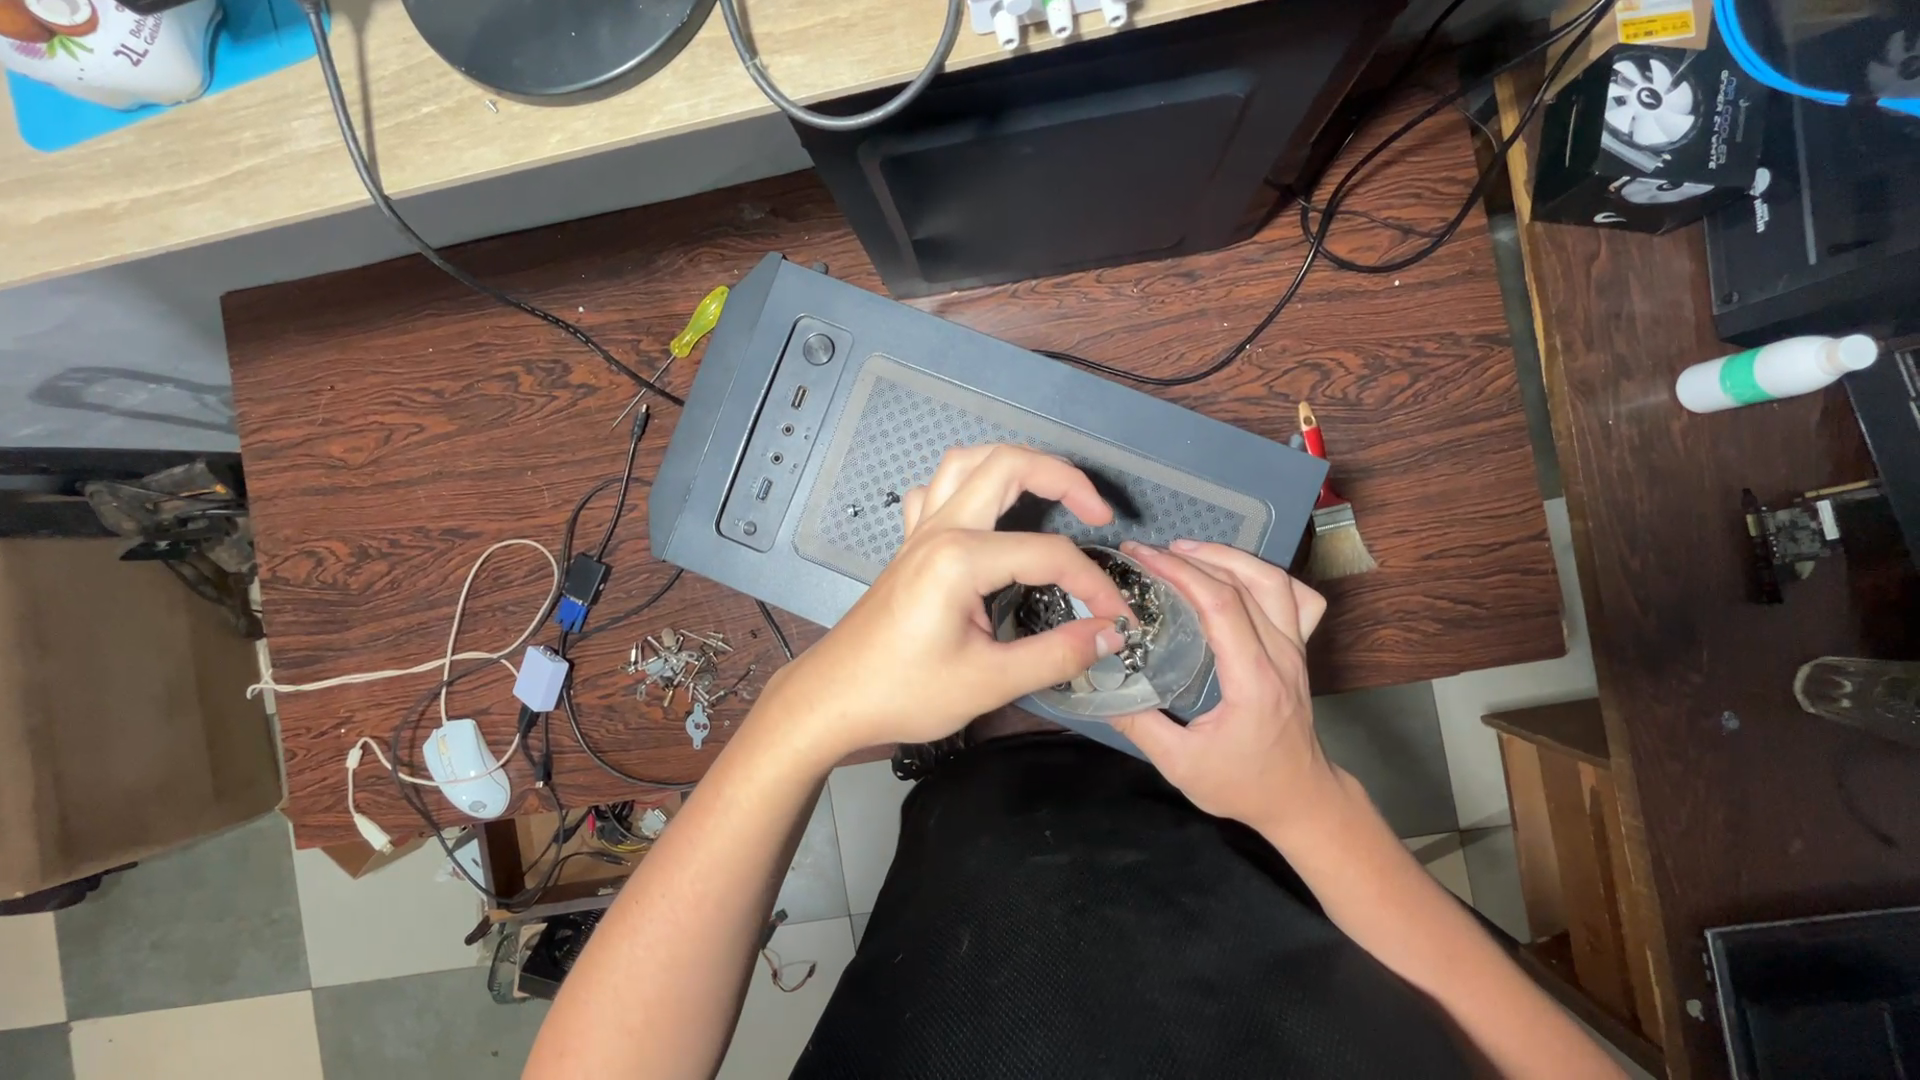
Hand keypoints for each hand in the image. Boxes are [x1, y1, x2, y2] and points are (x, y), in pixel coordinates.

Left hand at [755, 445, 1131, 761]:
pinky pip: (937, 490)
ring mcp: (920, 531)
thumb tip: (1111, 633)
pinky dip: (969, 484)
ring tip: (1051, 493)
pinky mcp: (909, 544)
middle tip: (1099, 515)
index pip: (1049, 554)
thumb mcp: (989, 682)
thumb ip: (1057, 654)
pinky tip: (985, 511)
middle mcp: (940, 529)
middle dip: (1066, 478)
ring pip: (969, 462)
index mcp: (960, 558)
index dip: (1094, 584)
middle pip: (1009, 464)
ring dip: (1016, 464)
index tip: (1118, 618)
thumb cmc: (903, 693)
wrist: (830, 699)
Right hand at [1109, 539, 1335, 838]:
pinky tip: (1238, 575)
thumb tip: (1095, 684)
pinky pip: (1299, 598)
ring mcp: (1296, 650)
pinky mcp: (1300, 651)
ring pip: (1274, 581)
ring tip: (1186, 549)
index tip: (1142, 557)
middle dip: (1193, 557)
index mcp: (1253, 678)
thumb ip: (1139, 724)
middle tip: (1150, 551)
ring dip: (1229, 557)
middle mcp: (1281, 655)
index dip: (1180, 572)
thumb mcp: (1180, 764)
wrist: (1301, 800)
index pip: (1220, 604)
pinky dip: (1269, 577)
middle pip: (1244, 583)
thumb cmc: (1242, 785)